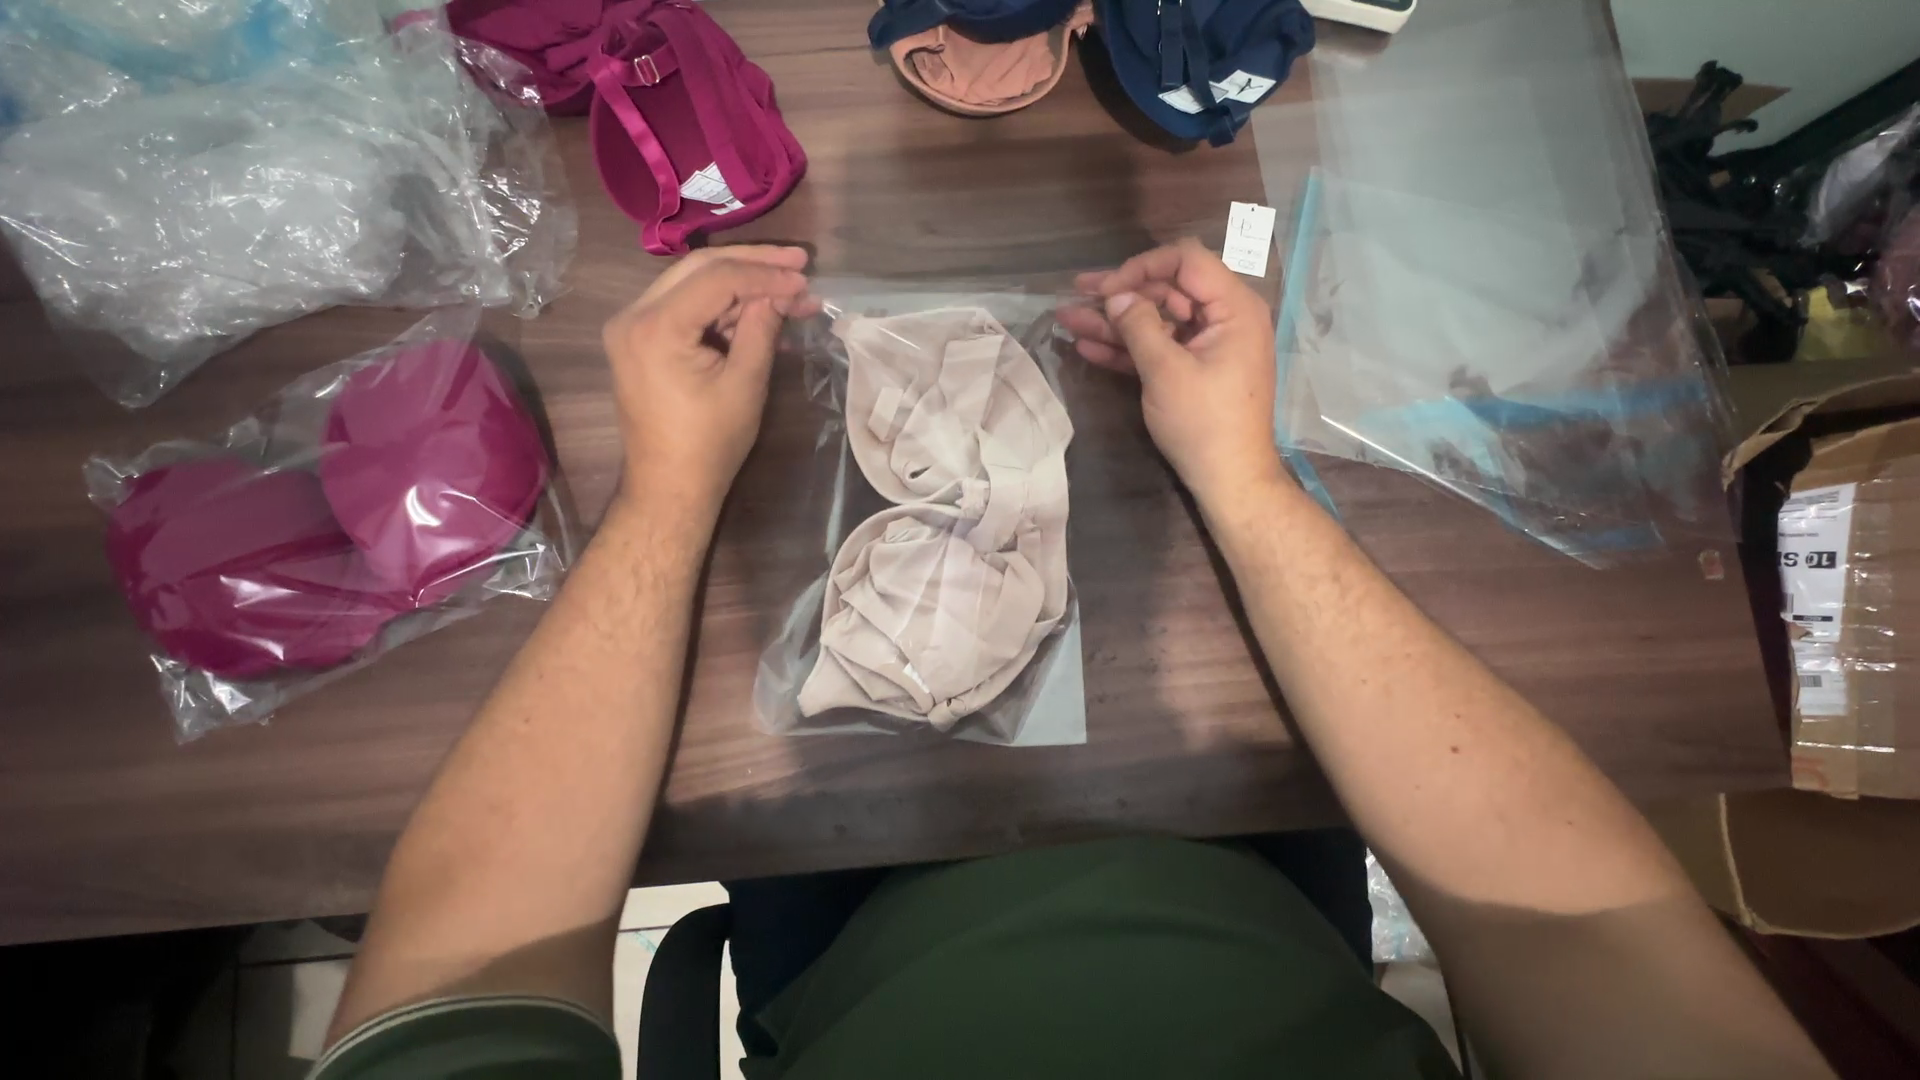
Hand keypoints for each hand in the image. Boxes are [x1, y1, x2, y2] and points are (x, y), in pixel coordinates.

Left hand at [602, 245, 815, 514]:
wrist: (669, 485)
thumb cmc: (709, 444)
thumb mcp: (745, 384)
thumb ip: (762, 328)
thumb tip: (784, 291)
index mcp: (656, 326)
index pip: (717, 278)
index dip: (765, 274)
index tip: (805, 278)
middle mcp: (633, 315)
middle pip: (699, 268)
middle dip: (753, 264)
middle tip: (799, 262)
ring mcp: (632, 326)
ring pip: (692, 284)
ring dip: (741, 285)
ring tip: (790, 288)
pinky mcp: (641, 340)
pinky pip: (685, 308)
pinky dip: (722, 307)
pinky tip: (761, 310)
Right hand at [1056, 238, 1288, 504]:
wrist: (1229, 478)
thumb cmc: (1204, 423)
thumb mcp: (1166, 371)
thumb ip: (1139, 326)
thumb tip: (1116, 296)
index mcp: (1233, 307)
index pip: (1187, 260)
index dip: (1142, 266)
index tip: (1107, 288)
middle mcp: (1224, 318)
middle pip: (1167, 289)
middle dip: (1120, 293)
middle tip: (1075, 294)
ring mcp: (1208, 345)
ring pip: (1156, 320)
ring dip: (1114, 322)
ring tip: (1067, 319)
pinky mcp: (1193, 369)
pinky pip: (1158, 347)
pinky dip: (1127, 347)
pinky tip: (1088, 346)